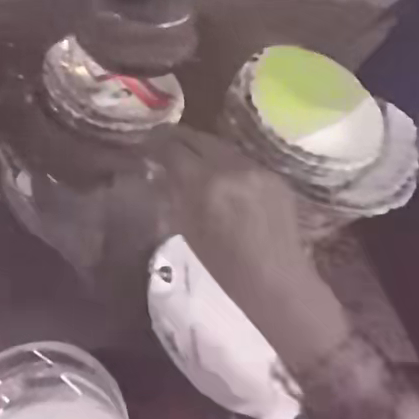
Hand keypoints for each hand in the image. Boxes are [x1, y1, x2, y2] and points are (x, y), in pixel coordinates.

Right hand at [145, 130, 345, 371]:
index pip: (172, 148)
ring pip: (220, 145)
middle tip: (160, 141)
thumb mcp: (185, 226)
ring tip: (187, 154)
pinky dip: (223, 161)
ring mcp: (257, 168)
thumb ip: (173, 190)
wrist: (275, 281)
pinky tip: (217, 172)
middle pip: (197, 138)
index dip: (154, 143)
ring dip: (200, 147)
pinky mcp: (274, 175)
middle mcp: (232, 167)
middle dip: (176, 137)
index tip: (143, 144)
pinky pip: (240, 159)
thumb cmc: (222, 264)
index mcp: (205, 183)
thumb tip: (159, 169)